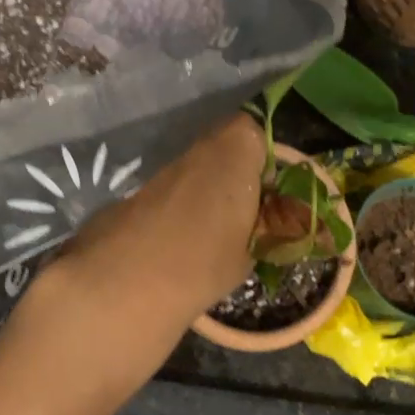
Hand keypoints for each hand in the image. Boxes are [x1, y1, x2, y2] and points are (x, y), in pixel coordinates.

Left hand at [36, 114, 265, 333]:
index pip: (259, 134)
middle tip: (248, 221)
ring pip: (199, 173)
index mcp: (237, 147)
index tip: (271, 199)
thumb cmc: (207, 258)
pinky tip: (183, 247)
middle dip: (239, 180)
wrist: (128, 280)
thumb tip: (286, 226)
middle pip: (227, 151)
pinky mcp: (140, 190)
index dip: (265, 165)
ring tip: (217, 240)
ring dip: (210, 197)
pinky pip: (174, 193)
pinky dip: (182, 212)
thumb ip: (273, 229)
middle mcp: (200, 146)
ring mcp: (166, 167)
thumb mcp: (256, 248)